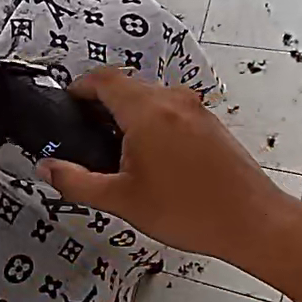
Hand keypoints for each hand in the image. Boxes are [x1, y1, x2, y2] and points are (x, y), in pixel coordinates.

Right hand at [36, 67, 301, 269]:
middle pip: (128, 86)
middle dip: (103, 104)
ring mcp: (197, 111)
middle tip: (87, 132)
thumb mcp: (121, 200)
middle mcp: (174, 102)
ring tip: (118, 152)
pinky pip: (173, 112)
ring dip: (130, 115)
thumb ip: (77, 182)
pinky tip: (152, 161)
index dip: (81, 86)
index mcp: (148, 111)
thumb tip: (50, 170)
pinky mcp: (211, 126)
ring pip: (152, 99)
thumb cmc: (194, 211)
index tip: (70, 100)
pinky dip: (155, 124)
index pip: (104, 79)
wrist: (251, 221)